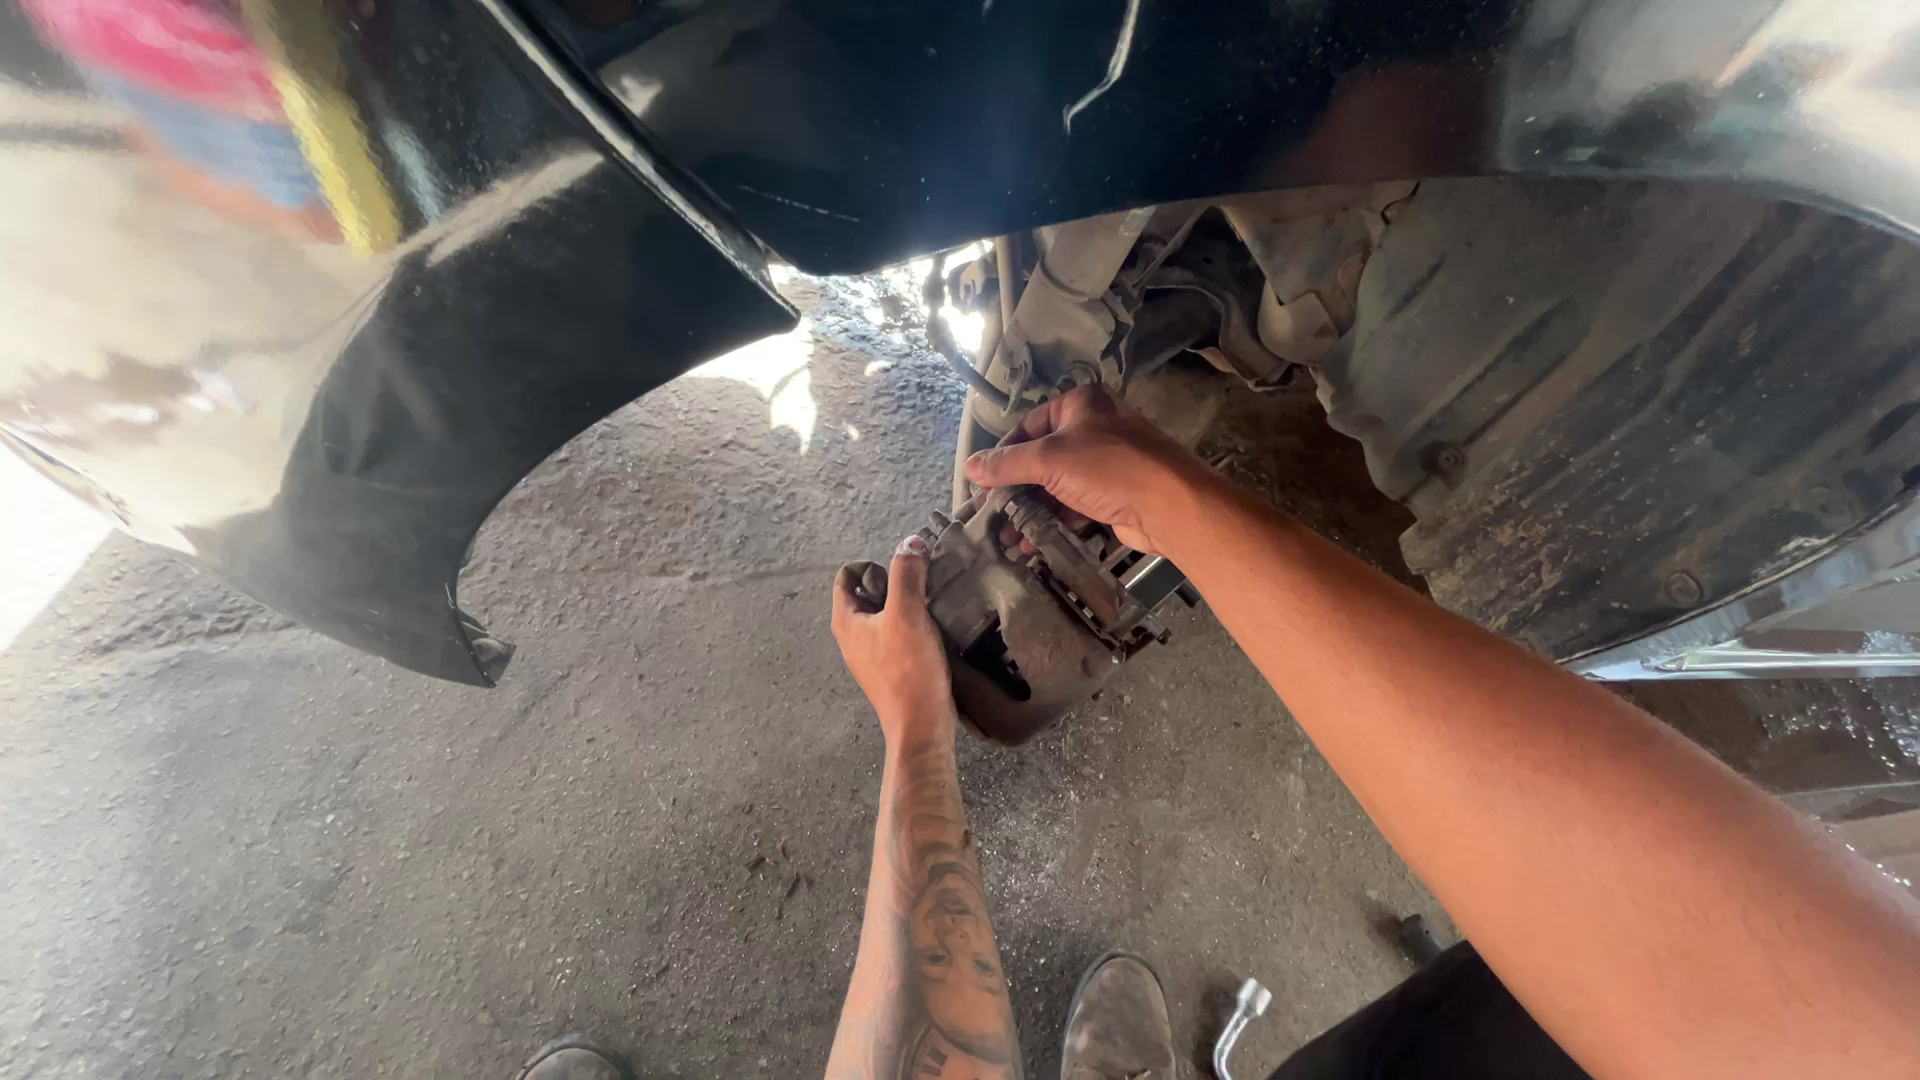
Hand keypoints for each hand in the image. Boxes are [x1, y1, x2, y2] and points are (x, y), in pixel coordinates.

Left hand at [831, 535, 954, 742]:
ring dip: (906, 604)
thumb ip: (906, 575)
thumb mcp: (908, 614)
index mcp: (845, 621)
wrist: (922, 725)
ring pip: (886, 614)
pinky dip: (913, 625)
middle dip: (894, 582)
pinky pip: (898, 634)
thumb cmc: (908, 668)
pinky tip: (934, 628)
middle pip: (869, 593)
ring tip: (932, 602)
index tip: (902, 571)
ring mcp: (871, 654)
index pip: (847, 575)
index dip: (873, 565)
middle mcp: (852, 636)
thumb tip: (910, 541)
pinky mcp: (891, 668)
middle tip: (922, 582)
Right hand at [962, 384, 1210, 554]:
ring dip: (1030, 511)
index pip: (1027, 427)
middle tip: (990, 516)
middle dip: (1014, 490)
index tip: (980, 484)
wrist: (1170, 505)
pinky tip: (1032, 543)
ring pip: (1056, 485)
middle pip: (1040, 458)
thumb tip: (970, 467)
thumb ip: (1008, 464)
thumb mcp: (1050, 460)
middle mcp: (1092, 428)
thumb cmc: (1109, 468)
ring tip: (1007, 538)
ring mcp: (1105, 462)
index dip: (1001, 455)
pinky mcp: (1113, 493)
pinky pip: (1073, 505)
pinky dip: (1052, 521)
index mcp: (1079, 405)